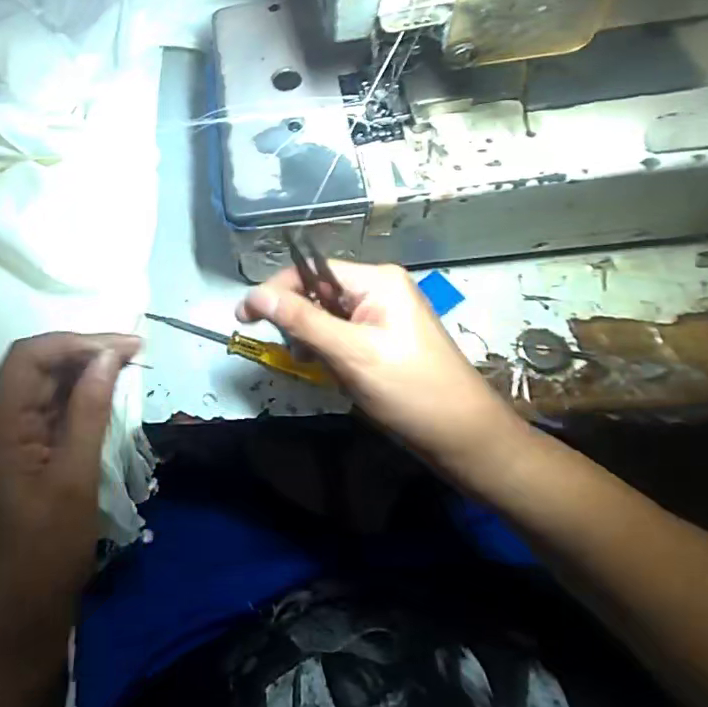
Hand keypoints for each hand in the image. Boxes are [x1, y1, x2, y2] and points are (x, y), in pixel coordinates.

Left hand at [0, 331, 139, 706]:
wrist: (23, 617)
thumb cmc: (51, 550)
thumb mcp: (77, 476)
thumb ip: (90, 410)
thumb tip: (108, 356)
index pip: (28, 358)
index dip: (76, 342)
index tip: (124, 345)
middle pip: (32, 369)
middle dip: (82, 353)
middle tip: (132, 352)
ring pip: (38, 389)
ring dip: (79, 374)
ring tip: (124, 368)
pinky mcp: (12, 460)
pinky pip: (40, 414)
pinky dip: (72, 400)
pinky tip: (101, 398)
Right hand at [237, 261, 519, 472]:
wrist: (463, 436)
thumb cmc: (409, 390)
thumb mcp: (351, 353)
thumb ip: (302, 321)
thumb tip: (254, 294)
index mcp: (377, 280)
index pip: (312, 270)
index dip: (276, 290)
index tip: (244, 317)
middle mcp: (379, 289)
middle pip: (318, 292)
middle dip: (299, 322)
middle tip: (297, 355)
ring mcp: (384, 314)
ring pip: (327, 317)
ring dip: (314, 341)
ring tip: (321, 369)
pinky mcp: (384, 339)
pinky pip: (343, 335)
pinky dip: (331, 353)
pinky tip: (335, 374)